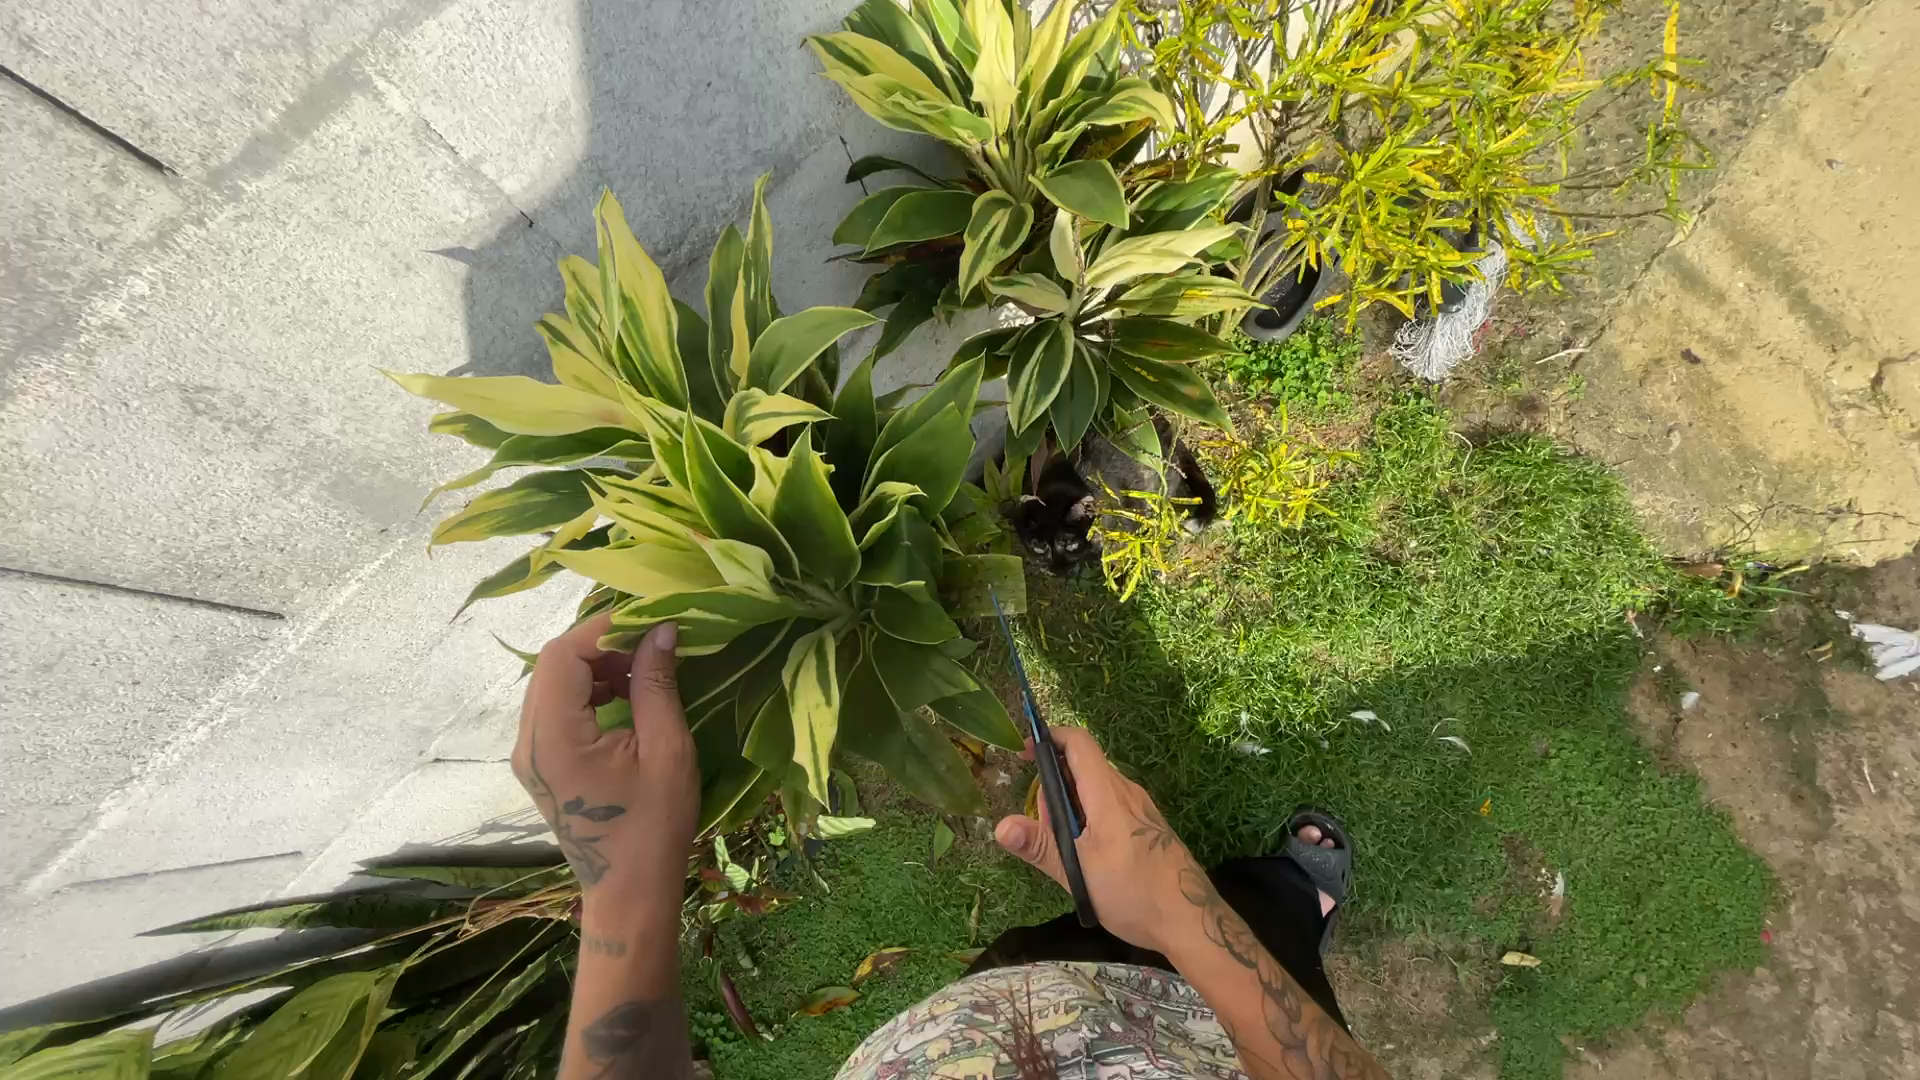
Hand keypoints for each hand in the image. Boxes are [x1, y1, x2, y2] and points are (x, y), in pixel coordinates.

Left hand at [511, 615, 698, 926]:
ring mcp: (530, 753)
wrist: (630, 889)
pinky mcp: (541, 761)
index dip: (604, 628)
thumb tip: (662, 630)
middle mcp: (529, 742)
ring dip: (598, 664)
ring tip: (645, 669)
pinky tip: (627, 694)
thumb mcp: (668, 749)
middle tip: (652, 644)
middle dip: (603, 643)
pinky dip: (591, 687)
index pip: (563, 657)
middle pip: (553, 664)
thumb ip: (657, 685)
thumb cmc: (655, 824)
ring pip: (554, 681)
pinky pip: (558, 705)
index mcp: (555, 740)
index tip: (650, 620)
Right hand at [994, 727, 1199, 954]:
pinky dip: (1090, 816)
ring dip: (1072, 804)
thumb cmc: (1132, 891)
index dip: (1048, 738)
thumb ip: (1039, 845)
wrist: (1193, 920)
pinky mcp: (1148, 825)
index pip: (1077, 741)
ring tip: (1066, 847)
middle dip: (1054, 785)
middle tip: (1043, 826)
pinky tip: (1090, 855)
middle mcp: (1125, 789)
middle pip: (1083, 765)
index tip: (1023, 756)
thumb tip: (1000, 827)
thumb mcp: (1078, 872)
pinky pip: (1111, 804)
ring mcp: (1140, 807)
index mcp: (1106, 791)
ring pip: (1096, 787)